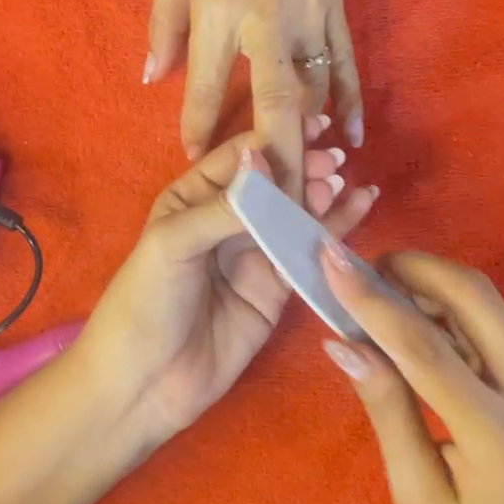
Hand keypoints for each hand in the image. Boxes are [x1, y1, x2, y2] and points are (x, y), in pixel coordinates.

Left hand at [71, 119, 376, 446]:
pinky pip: (307, 252)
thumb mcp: (173, 244)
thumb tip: (261, 157)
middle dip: (302, 164)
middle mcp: (225, 218)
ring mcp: (253, 253)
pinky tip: (359, 207)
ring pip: (294, 213)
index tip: (310, 120)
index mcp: (192, 197)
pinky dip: (333, 231)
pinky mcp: (276, 289)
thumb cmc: (145, 301)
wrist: (144, 383)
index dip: (272, 139)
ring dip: (321, 194)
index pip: (239, 158)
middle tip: (334, 154)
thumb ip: (223, 206)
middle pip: (272, 183)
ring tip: (346, 179)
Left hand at [147, 0, 361, 198]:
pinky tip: (351, 137)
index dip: (198, 127)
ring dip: (310, 139)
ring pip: (315, 91)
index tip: (193, 162)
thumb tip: (152, 77)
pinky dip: (351, 103)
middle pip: (274, 104)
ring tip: (303, 183)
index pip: (205, 84)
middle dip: (273, 160)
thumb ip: (165, 23)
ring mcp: (309, 15)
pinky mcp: (336, 6)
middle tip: (270, 205)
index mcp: (218, 7)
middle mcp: (266, 20)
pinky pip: (347, 64)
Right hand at [320, 248, 503, 503]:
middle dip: (413, 266)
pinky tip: (413, 317)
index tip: (330, 260)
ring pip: (487, 300)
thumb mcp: (420, 497)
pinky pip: (493, 320)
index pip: (427, 350)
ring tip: (381, 290)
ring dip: (429, 279)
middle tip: (362, 269)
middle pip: (474, 298)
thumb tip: (343, 344)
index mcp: (500, 442)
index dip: (373, 300)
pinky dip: (446, 302)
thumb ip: (388, 415)